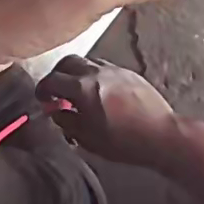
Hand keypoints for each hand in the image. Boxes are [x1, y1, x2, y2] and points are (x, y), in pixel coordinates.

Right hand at [37, 56, 186, 170]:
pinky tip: (98, 90)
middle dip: (58, 74)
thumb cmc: (122, 142)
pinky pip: (104, 67)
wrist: (161, 135)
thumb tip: (57, 111)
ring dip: (77, 72)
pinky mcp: (129, 73)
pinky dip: (94, 74)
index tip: (42, 98)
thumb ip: (67, 121)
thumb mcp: (87, 138)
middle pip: (68, 62)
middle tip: (56, 89)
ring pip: (87, 61)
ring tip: (77, 90)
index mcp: (82, 88)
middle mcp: (97, 72)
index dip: (42, 89)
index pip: (52, 80)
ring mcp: (115, 69)